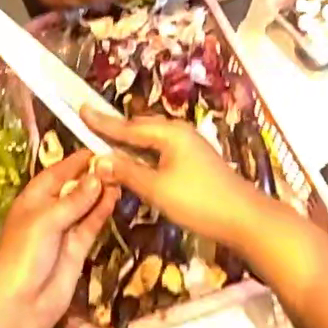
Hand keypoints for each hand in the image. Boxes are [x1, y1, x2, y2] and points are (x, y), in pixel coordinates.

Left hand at [0, 151, 118, 327]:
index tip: (101, 147)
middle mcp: (51, 208)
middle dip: (93, 174)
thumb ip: (74, 200)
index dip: (78, 160)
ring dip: (101, 191)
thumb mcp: (47, 220)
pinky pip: (92, 223)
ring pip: (87, 204)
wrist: (21, 306)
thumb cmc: (24, 253)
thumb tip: (98, 176)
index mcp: (35, 196)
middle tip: (118, 162)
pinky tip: (115, 197)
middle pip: (75, 185)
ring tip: (121, 177)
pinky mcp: (78, 247)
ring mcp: (66, 228)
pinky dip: (102, 210)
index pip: (59, 171)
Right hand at [82, 109, 268, 249]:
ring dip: (130, 142)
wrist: (245, 218)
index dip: (102, 122)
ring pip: (152, 140)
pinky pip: (162, 149)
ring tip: (108, 144)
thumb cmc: (199, 201)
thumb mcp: (157, 189)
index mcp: (168, 133)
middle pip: (140, 128)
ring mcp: (189, 145)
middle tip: (90, 127)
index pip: (127, 127)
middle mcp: (178, 132)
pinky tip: (138, 164)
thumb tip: (100, 159)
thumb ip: (127, 172)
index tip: (81, 110)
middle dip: (116, 129)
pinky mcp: (195, 160)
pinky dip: (144, 153)